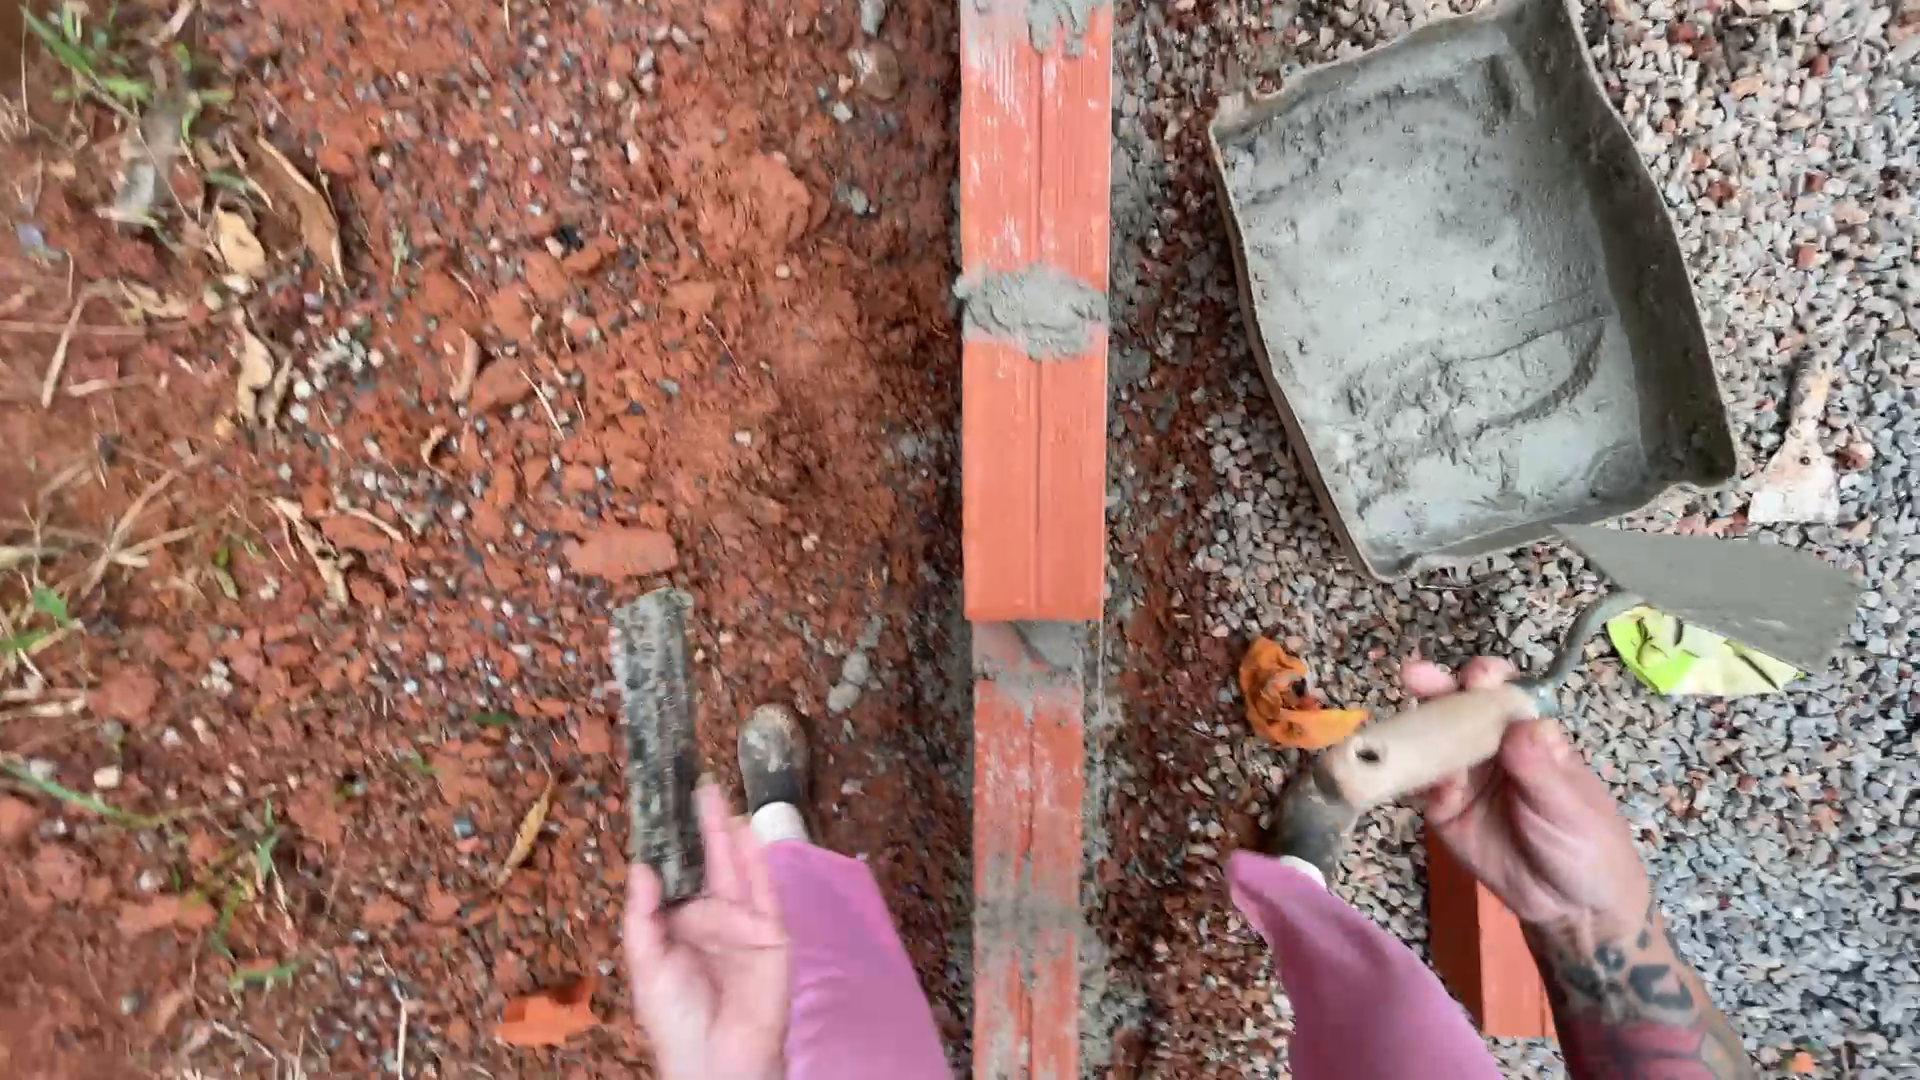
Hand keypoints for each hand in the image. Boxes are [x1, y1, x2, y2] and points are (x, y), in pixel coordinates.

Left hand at [623, 784, 788, 1079]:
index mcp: (682, 923)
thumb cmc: (675, 1017)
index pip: (679, 874)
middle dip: (703, 824)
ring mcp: (745, 919)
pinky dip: (756, 859)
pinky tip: (747, 831)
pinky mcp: (771, 928)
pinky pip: (763, 887)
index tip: (666, 807)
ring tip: (717, 795)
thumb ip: (644, 917)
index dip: (674, 842)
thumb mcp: (648, 968)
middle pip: (709, 860)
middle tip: (697, 785)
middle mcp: (713, 914)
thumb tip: (641, 866)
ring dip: (728, 831)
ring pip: (737, 865)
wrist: (719, 1059)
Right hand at [1402, 656, 1650, 945]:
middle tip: (1416, 675)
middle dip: (1434, 687)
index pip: (1502, 695)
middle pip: (1454, 707)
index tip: (1478, 675)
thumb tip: (1526, 722)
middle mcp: (1486, 748)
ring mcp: (1459, 774)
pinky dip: (1410, 775)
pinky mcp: (1438, 804)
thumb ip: (1542, 768)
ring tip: (1401, 725)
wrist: (1570, 909)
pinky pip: (1417, 782)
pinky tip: (1416, 778)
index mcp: (1525, 737)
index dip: (1487, 679)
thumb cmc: (1587, 847)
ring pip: (1428, 739)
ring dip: (1412, 727)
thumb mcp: (1572, 807)